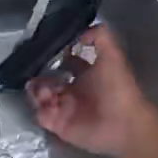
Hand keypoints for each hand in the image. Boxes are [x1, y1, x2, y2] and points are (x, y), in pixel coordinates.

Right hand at [26, 25, 157, 156]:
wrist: (122, 124)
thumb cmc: (118, 89)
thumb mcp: (113, 55)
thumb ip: (100, 37)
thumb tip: (80, 33)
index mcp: (88, 74)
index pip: (68, 63)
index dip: (59, 55)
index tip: (47, 49)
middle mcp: (75, 90)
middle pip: (51, 79)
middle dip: (41, 74)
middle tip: (35, 70)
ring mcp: (65, 108)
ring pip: (42, 96)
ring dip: (37, 89)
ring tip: (39, 86)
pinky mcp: (58, 124)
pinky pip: (41, 115)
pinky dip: (38, 107)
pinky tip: (43, 100)